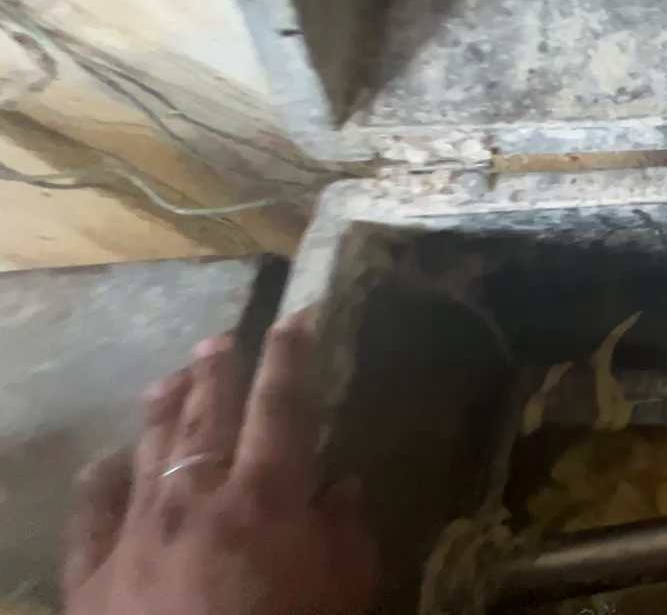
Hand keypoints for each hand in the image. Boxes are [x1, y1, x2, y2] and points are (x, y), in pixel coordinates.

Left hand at [63, 312, 377, 614]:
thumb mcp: (346, 581)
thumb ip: (344, 527)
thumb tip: (341, 486)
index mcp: (269, 494)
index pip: (284, 406)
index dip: (293, 357)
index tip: (298, 317)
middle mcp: (198, 500)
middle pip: (208, 420)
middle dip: (218, 374)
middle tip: (221, 337)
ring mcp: (135, 538)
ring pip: (148, 454)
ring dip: (165, 410)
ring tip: (173, 376)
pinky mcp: (91, 580)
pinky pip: (90, 519)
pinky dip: (101, 482)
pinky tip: (107, 460)